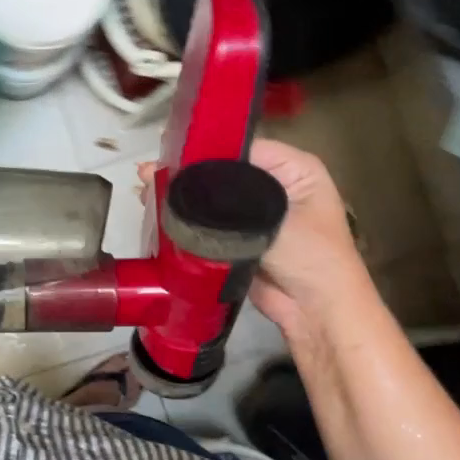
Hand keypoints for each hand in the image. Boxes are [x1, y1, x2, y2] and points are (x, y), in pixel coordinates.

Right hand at [136, 139, 366, 342]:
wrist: (315, 312)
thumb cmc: (310, 257)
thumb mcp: (273, 218)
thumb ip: (228, 198)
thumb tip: (180, 182)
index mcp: (293, 169)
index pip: (241, 147)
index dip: (204, 149)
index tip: (167, 152)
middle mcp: (273, 186)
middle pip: (221, 172)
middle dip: (184, 174)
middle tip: (146, 175)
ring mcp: (253, 215)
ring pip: (210, 200)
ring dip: (180, 198)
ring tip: (144, 194)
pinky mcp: (236, 240)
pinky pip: (206, 225)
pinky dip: (184, 222)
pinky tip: (156, 216)